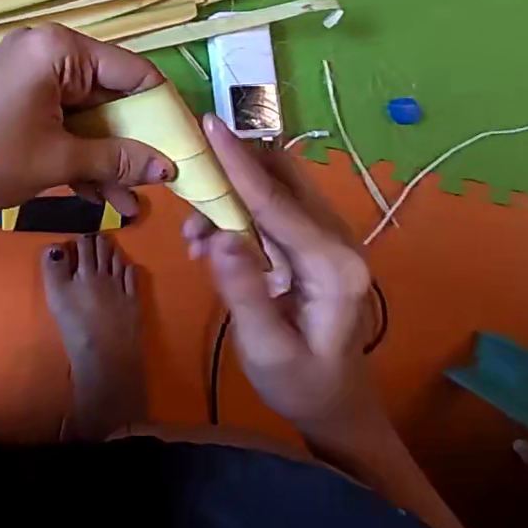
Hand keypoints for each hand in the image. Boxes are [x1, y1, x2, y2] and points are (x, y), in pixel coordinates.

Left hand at [0, 25, 175, 232]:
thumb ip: (118, 159)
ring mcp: (28, 76)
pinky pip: (61, 123)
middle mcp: (46, 51)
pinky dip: (79, 155)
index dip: (163, 112)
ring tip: (135, 204)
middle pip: (109, 94)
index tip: (186, 148)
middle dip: (134, 142)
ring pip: (86, 115)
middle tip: (162, 180)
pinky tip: (103, 196)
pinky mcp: (16, 101)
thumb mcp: (59, 160)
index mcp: (59, 48)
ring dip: (108, 157)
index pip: (132, 72)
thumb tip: (169, 168)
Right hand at [183, 117, 378, 441]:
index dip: (239, 162)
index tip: (209, 124)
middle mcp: (337, 239)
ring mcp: (327, 236)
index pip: (276, 201)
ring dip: (231, 193)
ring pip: (275, 184)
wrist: (337, 403)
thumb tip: (218, 237)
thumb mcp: (266, 350)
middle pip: (282, 175)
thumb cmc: (302, 384)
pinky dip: (237, 208)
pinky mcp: (312, 239)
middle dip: (232, 170)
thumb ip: (244, 293)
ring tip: (195, 236)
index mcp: (332, 266)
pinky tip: (213, 242)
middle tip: (190, 190)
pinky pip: (271, 204)